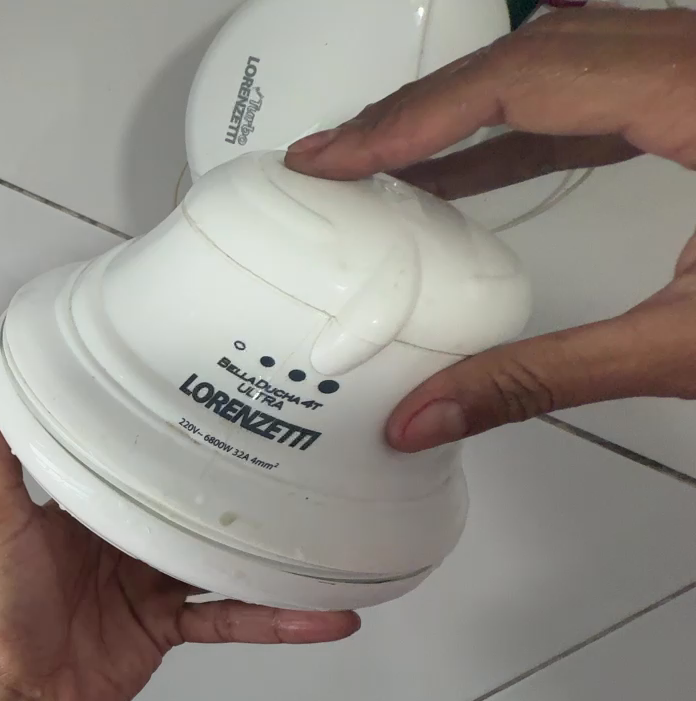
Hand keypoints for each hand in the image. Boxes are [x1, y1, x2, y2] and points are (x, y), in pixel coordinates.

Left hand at [0, 370, 359, 700]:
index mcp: (83, 505)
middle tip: (303, 432)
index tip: (213, 376)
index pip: (127, 453)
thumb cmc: (5, 600)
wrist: (24, 690)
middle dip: (233, 474)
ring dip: (269, 544)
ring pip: (219, 554)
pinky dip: (276, 618)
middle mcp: (118, 537)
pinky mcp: (168, 624)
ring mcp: (147, 581)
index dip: (162, 419)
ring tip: (339, 517)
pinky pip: (231, 617)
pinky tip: (334, 611)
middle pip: (183, 499)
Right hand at [285, 6, 695, 452]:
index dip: (408, 116)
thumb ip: (543, 378)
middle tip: (333, 157)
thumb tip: (420, 418)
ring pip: (575, 58)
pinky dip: (521, 130)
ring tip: (380, 163)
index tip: (326, 156)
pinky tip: (468, 172)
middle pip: (542, 46)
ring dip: (464, 114)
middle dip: (419, 105)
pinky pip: (610, 90)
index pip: (528, 75)